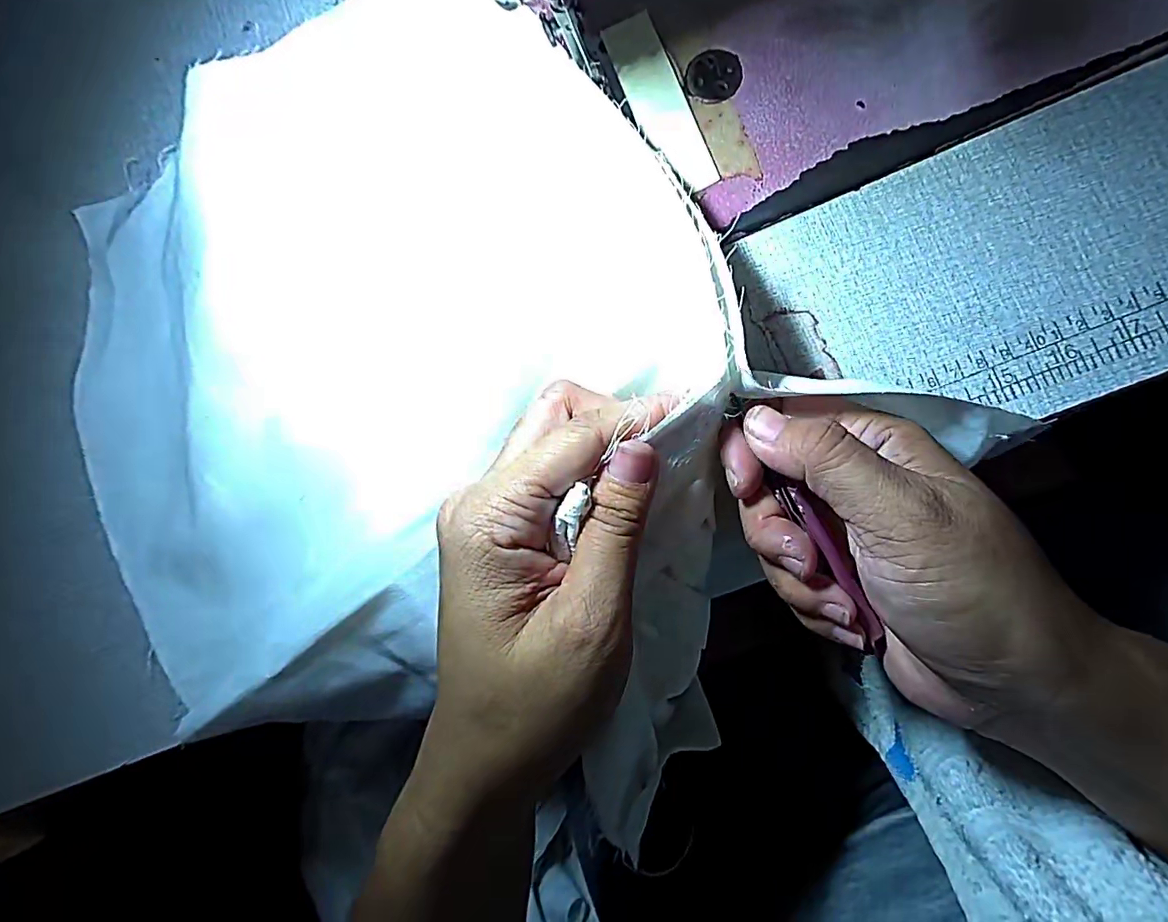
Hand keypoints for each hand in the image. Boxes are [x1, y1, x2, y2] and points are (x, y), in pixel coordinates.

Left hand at [425, 382, 673, 802]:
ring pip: (553, 436)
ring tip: (657, 464)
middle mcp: (478, 498)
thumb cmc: (538, 705)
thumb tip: (643, 445)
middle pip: (552, 417)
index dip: (632, 419)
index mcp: (488, 516)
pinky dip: (594, 469)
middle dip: (614, 418)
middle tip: (670, 443)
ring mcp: (486, 510)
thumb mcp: (592, 619)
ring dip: (606, 442)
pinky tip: (627, 490)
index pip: (568, 437)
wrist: (488, 758)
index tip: (689, 409)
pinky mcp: (502, 526)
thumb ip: (616, 525)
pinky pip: (552, 471)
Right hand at [720, 398, 1107, 734]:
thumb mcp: (899, 512)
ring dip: (797, 579)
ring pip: (772, 539)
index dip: (752, 449)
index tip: (747, 487)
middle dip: (775, 530)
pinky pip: (789, 581)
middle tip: (807, 561)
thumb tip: (756, 420)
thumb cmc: (970, 584)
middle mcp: (850, 482)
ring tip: (846, 607)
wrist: (1015, 685)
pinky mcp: (837, 579)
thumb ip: (825, 459)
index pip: (784, 423)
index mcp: (870, 446)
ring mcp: (841, 532)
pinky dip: (813, 607)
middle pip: (766, 485)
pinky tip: (856, 623)